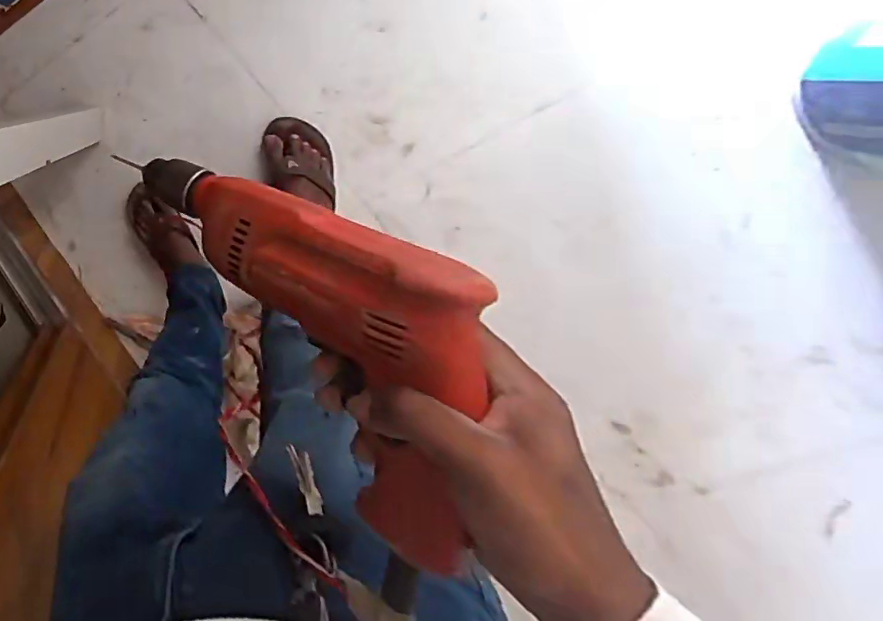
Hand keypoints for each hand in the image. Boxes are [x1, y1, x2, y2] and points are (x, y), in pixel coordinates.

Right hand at [320, 328, 656, 620]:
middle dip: (366, 367)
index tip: (346, 327)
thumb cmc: (542, 524)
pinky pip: (411, 429)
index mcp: (513, 385)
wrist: (585, 608)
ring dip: (367, 401)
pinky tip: (366, 450)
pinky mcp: (464, 459)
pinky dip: (382, 433)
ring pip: (408, 395)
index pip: (448, 328)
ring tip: (335, 411)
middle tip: (327, 379)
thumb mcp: (479, 462)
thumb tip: (360, 397)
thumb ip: (417, 415)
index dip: (396, 320)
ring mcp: (479, 430)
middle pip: (416, 361)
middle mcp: (494, 398)